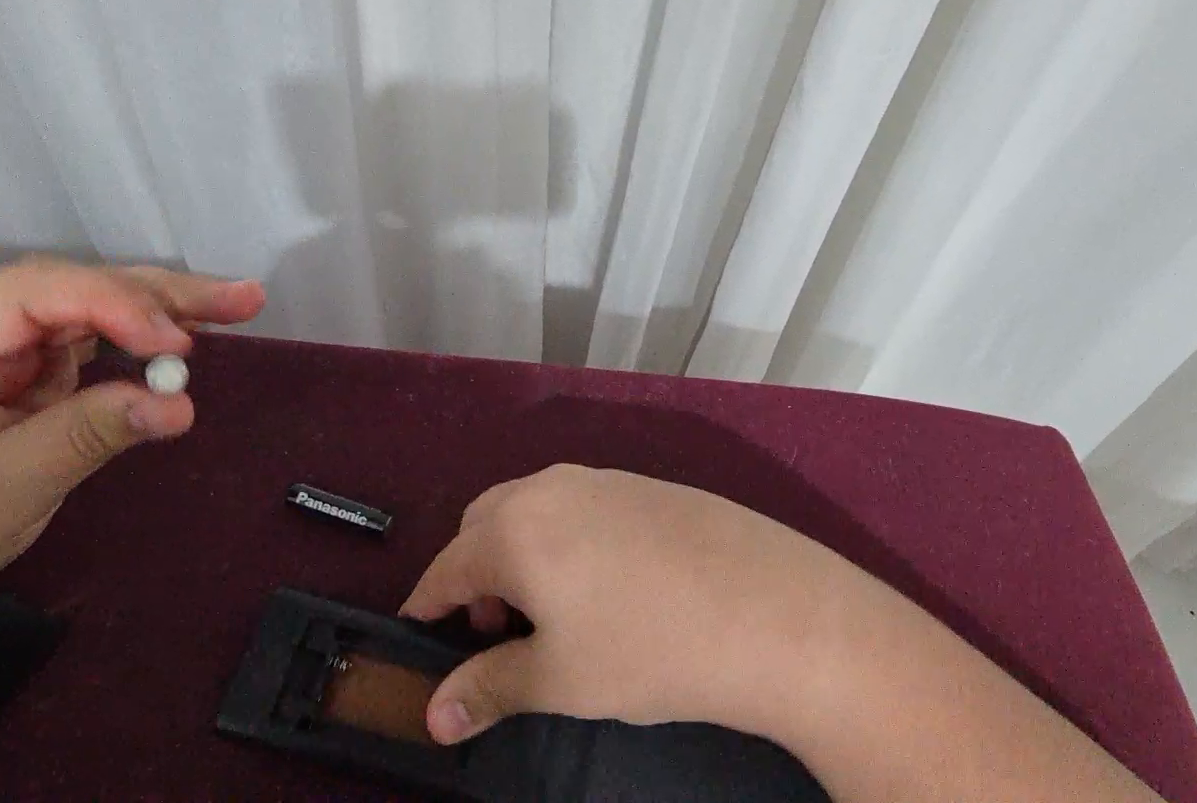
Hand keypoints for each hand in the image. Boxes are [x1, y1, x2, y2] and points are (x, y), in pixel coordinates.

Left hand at [0, 258, 264, 672]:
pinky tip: (190, 336)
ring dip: (166, 308)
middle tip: (243, 299)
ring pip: (94, 308)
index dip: (117, 308)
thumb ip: (89, 435)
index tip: (179, 350)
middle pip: (77, 288)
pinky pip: (96, 345)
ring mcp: (3, 353)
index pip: (39, 295)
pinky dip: (146, 342)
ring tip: (238, 305)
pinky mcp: (28, 378)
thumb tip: (181, 404)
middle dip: (161, 294)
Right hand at [400, 465, 869, 745]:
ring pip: (534, 510)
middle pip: (485, 526)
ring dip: (520, 555)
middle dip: (474, 576)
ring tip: (551, 613)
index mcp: (515, 527)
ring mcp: (603, 479)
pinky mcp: (646, 485)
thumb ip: (488, 689)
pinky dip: (564, 540)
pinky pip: (579, 507)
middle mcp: (551, 488)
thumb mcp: (560, 679)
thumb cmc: (649, 649)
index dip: (428, 607)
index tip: (423, 639)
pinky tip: (604, 586)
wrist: (773, 610)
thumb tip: (434, 716)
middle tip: (496, 633)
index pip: (446, 567)